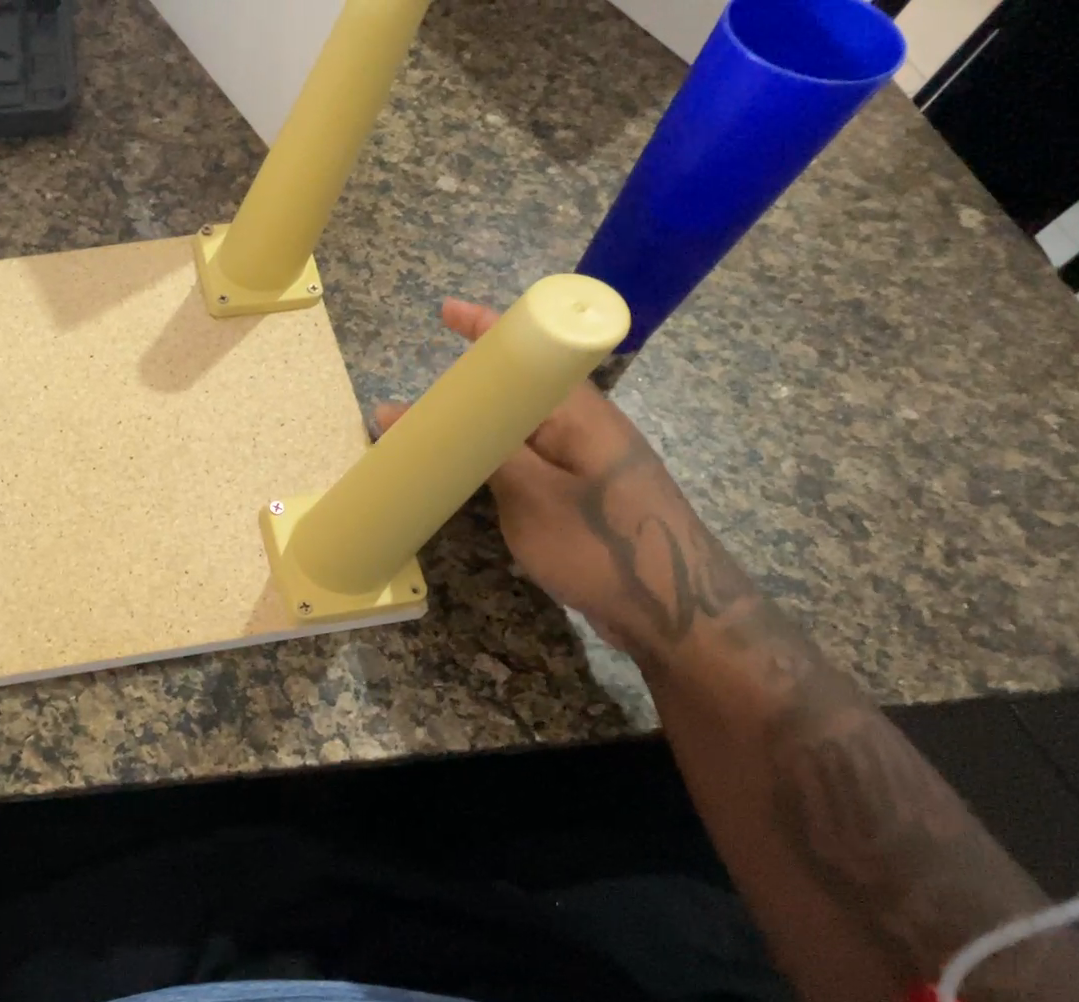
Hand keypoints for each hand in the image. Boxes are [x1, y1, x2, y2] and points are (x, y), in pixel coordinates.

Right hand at [375, 299, 754, 664]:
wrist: (674, 612)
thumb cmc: (600, 545)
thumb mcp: (529, 494)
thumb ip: (473, 451)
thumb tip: (404, 412)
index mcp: (580, 412)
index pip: (530, 351)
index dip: (487, 328)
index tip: (444, 312)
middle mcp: (587, 428)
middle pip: (521, 389)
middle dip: (469, 387)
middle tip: (418, 402)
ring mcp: (588, 464)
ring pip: (522, 429)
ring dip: (477, 429)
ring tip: (432, 438)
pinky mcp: (584, 496)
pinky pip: (529, 461)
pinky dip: (492, 460)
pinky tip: (470, 480)